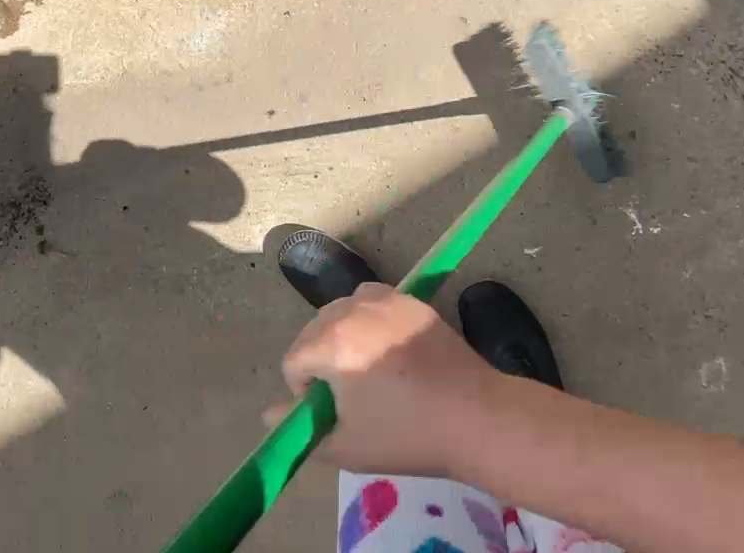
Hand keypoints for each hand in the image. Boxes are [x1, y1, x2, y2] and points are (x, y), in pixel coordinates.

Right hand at [264, 283, 503, 476]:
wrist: (476, 415)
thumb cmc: (407, 435)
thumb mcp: (346, 445)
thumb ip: (301, 429)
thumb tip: (267, 416)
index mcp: (332, 342)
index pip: (294, 360)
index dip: (305, 392)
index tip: (332, 412)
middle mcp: (352, 309)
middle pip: (314, 332)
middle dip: (320, 361)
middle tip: (351, 395)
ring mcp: (384, 299)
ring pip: (340, 312)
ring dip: (341, 336)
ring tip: (368, 369)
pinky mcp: (409, 300)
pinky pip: (370, 300)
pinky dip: (367, 318)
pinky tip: (388, 348)